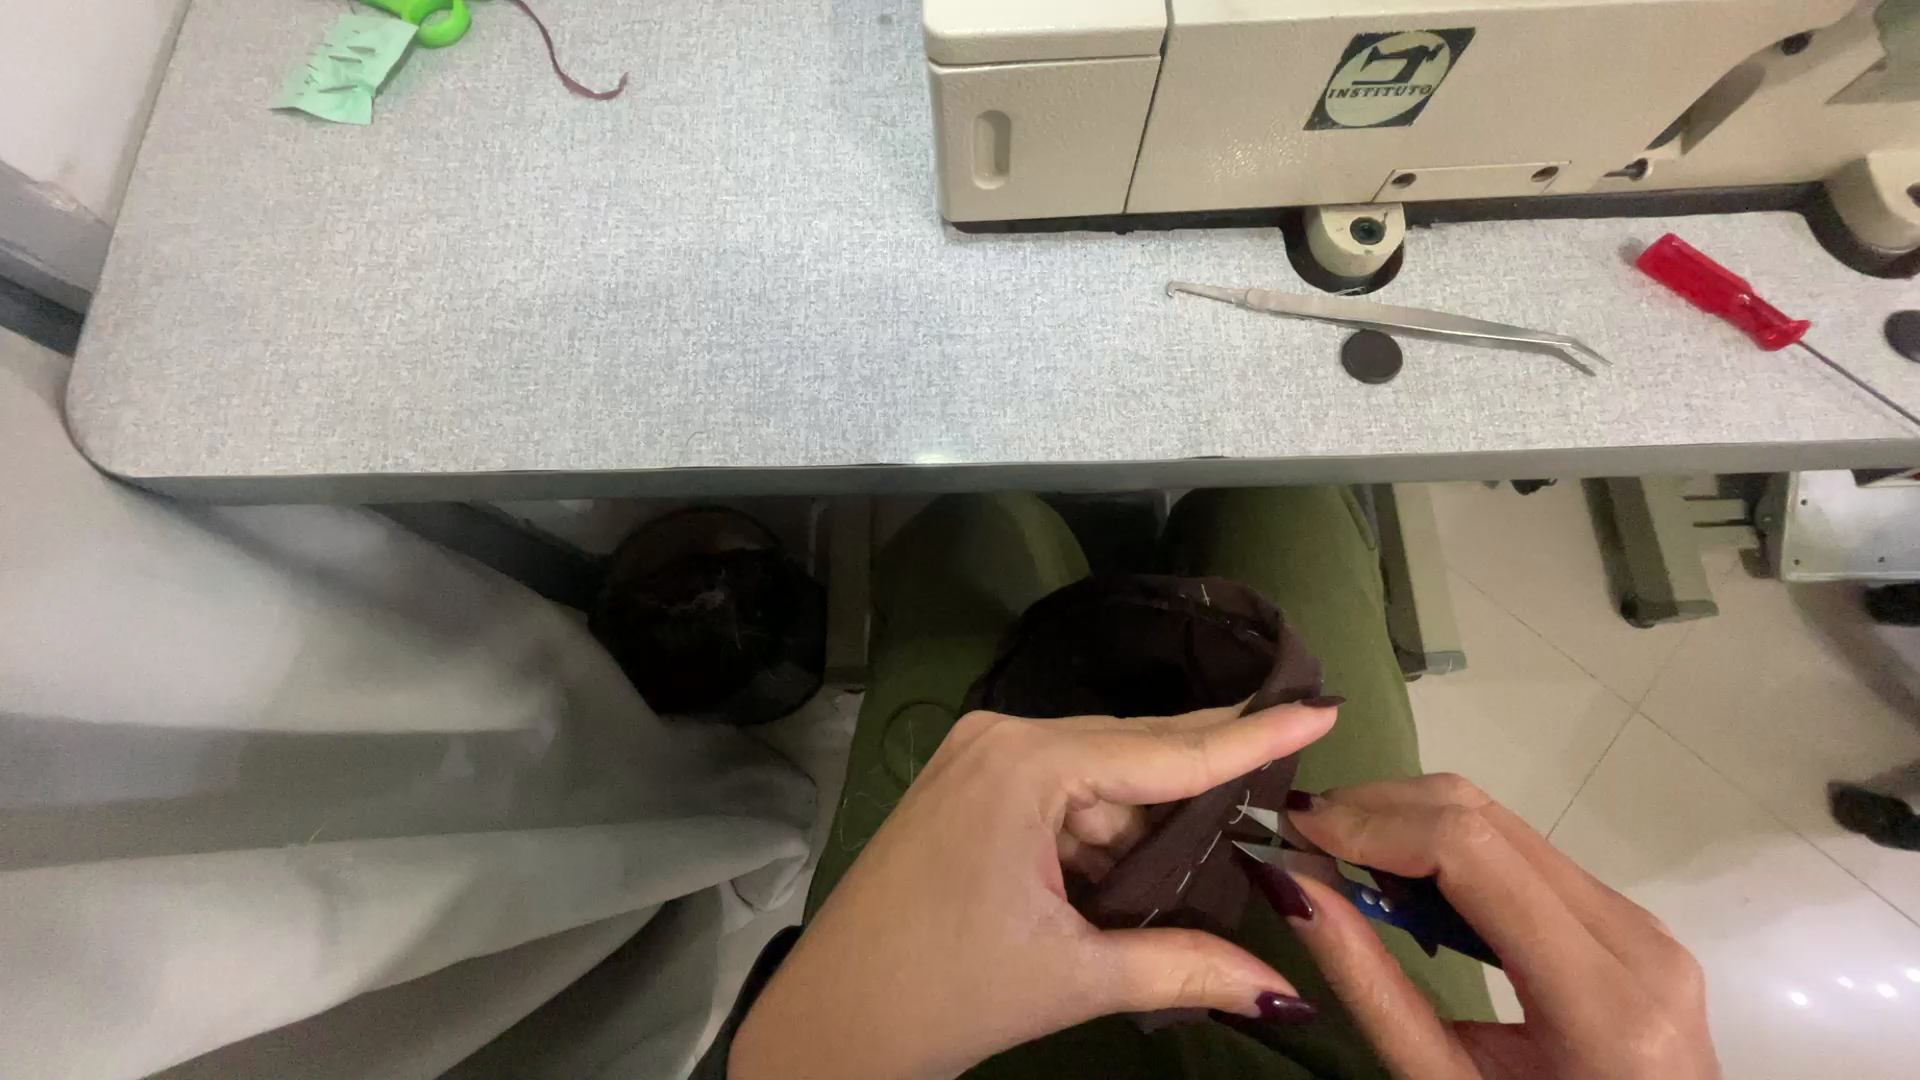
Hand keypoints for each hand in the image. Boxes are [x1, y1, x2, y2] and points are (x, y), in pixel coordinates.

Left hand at [729, 702, 1339, 1079]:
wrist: (832, 1014)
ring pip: (1098, 775)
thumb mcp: (1072, 974)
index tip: (1318, 703)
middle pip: (1131, 751)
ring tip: (1207, 856)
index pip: (1161, 750)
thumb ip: (1183, 966)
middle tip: (1285, 772)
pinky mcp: (972, 776)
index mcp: (1027, 764)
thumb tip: (1285, 988)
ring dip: (1146, 819)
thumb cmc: (946, 990)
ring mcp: (982, 750)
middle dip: (1204, 773)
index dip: (1248, 734)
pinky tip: (1128, 866)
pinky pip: (1061, 789)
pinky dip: (1100, 825)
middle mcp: (1003, 735)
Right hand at [1255, 774, 1718, 1078]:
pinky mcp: (1616, 909)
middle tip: (1304, 835)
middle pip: (1476, 814)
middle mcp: (1632, 935)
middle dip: (1372, 808)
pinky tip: (1398, 874)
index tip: (1295, 830)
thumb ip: (1367, 982)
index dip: (1370, 824)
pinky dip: (1435, 836)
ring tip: (1341, 853)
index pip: (1467, 852)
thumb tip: (1290, 882)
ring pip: (1490, 813)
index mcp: (1603, 1000)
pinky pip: (1509, 838)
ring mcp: (1633, 916)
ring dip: (1400, 816)